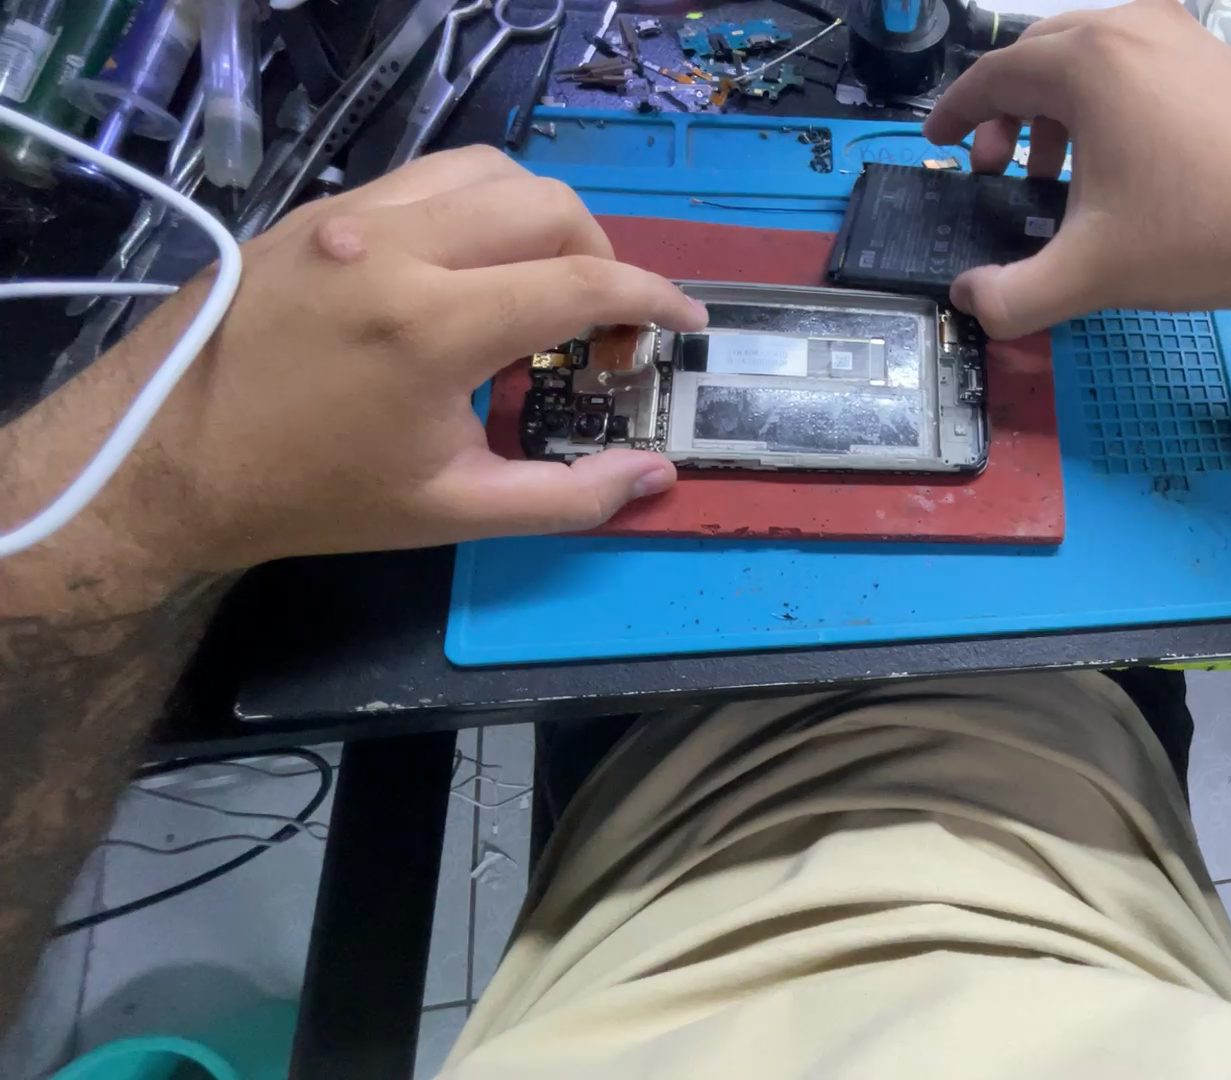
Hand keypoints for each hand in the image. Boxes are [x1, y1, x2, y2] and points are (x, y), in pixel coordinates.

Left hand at [3, 146, 706, 579]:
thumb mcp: (461, 511)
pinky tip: (488, 266)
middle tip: (605, 329)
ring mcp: (349, 217)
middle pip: (550, 208)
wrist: (164, 461)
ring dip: (552, 226)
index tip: (688, 324)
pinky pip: (438, 177)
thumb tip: (657, 473)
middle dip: (607, 264)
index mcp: (432, 324)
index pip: (583, 282)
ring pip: (495, 173)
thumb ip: (574, 496)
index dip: (656, 300)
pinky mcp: (323, 211)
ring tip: (552, 287)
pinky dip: (493, 209)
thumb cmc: (322, 493)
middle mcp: (392, 246)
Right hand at [923, 0, 1230, 338]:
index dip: (957, 110)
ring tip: (1052, 175)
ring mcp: (1181, 33)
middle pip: (1037, 56)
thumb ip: (1009, 297)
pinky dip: (1100, 106)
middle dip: (1003, 113)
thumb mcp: (1085, 276)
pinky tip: (1113, 164)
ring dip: (1051, 111)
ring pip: (1087, 58)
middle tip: (996, 170)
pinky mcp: (1213, 56)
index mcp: (1089, 60)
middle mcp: (1132, 23)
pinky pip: (1132, 66)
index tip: (938, 140)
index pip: (995, 72)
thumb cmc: (1192, 239)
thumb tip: (964, 299)